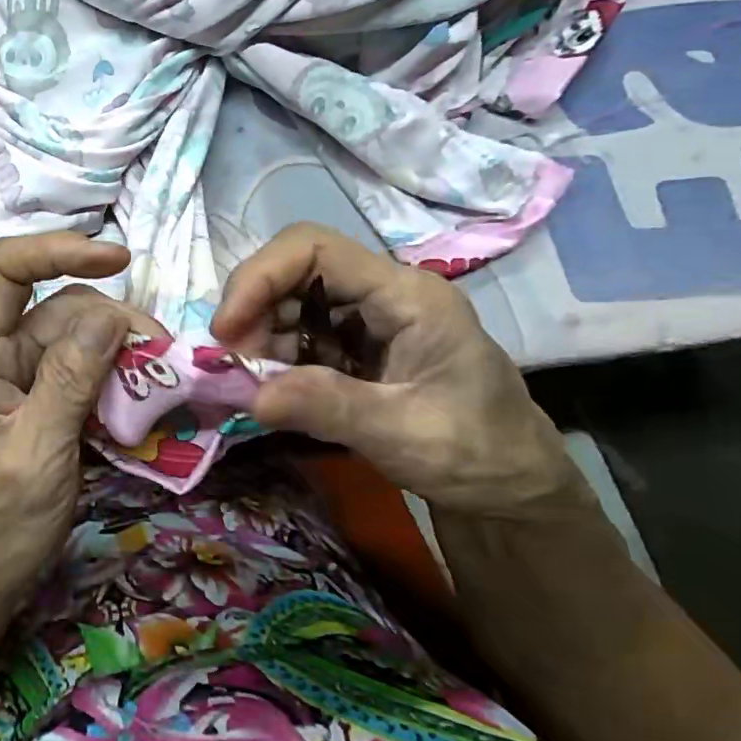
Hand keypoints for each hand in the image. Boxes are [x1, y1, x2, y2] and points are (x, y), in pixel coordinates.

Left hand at [0, 233, 162, 658]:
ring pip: (81, 336)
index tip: (119, 258)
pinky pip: (87, 368)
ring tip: (161, 388)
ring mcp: (21, 376)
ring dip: (123, 354)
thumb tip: (110, 315)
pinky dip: (118, 378)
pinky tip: (146, 400)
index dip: (56, 249)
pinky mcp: (45, 399)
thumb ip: (71, 379)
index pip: (2, 270)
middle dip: (113, 324)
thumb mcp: (38, 451)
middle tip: (164, 363)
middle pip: (58, 305)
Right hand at [211, 223, 585, 518]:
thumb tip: (252, 397)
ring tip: (247, 376)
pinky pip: (297, 333)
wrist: (512, 491)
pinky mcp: (353, 344)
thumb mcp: (405, 435)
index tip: (227, 329)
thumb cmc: (477, 455)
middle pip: (294, 270)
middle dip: (252, 307)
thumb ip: (330, 407)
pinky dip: (271, 354)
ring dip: (257, 333)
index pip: (315, 249)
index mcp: (406, 296)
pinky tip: (266, 384)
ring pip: (289, 301)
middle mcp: (382, 294)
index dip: (260, 276)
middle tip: (230, 358)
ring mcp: (366, 318)